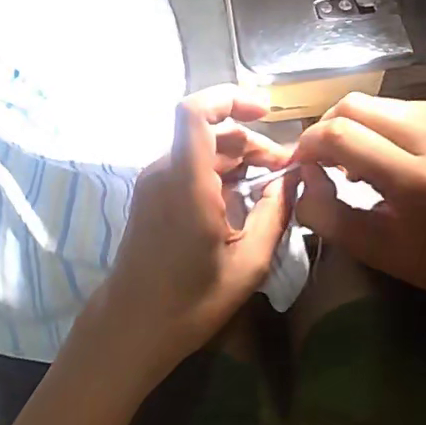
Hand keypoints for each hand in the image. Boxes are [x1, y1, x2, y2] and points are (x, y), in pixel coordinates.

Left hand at [95, 85, 295, 379]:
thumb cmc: (191, 301)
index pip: (195, 112)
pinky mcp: (152, 195)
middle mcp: (164, 171)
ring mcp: (153, 182)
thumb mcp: (249, 263)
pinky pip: (189, 167)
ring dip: (238, 158)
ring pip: (201, 149)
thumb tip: (294, 181)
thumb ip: (275, 214)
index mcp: (186, 182)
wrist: (132, 326)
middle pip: (210, 131)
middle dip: (252, 142)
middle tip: (287, 171)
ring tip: (272, 186)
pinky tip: (244, 199)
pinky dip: (220, 172)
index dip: (230, 98)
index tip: (266, 111)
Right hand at [292, 93, 425, 331]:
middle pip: (356, 105)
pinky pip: (406, 106)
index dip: (309, 144)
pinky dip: (387, 127)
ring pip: (379, 102)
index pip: (342, 135)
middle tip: (325, 160)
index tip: (301, 164)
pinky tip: (394, 155)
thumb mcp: (376, 250)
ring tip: (361, 161)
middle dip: (328, 129)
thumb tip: (302, 174)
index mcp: (422, 181)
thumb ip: (326, 212)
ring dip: (358, 127)